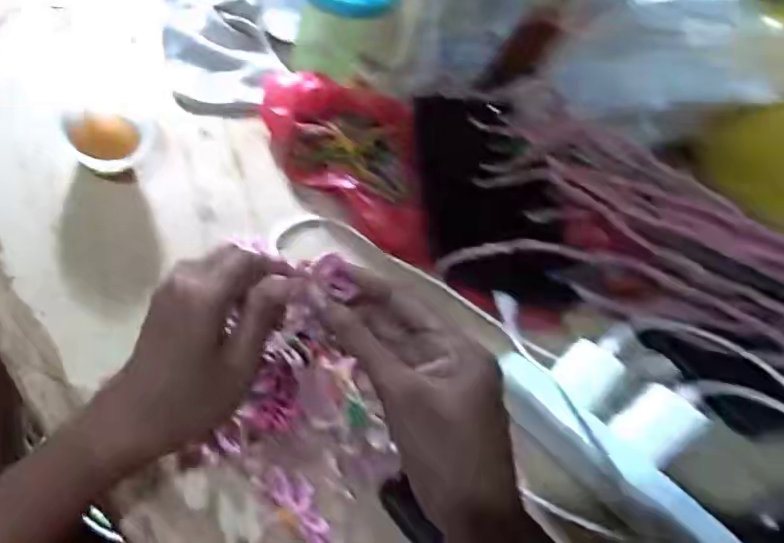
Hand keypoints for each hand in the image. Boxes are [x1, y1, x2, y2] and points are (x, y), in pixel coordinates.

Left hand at [79, 247, 294, 473]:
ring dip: (240, 275)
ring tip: (263, 311)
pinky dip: (221, 282)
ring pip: (214, 262)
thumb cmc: (195, 397)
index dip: (277, 266)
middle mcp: (184, 275)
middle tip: (284, 300)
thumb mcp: (239, 363)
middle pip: (229, 254)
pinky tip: (234, 313)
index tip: (301, 285)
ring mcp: (170, 282)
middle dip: (260, 269)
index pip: (247, 259)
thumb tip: (287, 282)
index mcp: (204, 290)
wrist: (138, 411)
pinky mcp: (163, 293)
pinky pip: (199, 273)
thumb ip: (262, 315)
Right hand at [318, 272, 528, 542]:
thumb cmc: (443, 449)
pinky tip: (332, 344)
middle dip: (352, 305)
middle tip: (310, 289)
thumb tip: (317, 296)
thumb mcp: (398, 389)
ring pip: (387, 342)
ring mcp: (436, 377)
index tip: (325, 266)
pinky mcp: (422, 397)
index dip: (363, 281)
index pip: (404, 300)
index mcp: (457, 346)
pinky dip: (362, 355)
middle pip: (393, 319)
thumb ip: (358, 339)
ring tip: (313, 311)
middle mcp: (449, 354)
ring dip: (353, 329)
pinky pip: (388, 365)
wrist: (473, 521)